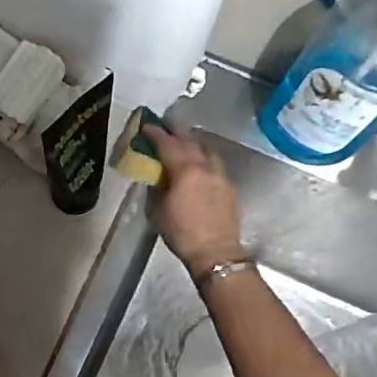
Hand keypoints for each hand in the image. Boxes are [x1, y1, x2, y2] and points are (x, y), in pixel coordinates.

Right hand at [145, 124, 243, 278]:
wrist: (216, 253)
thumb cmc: (182, 234)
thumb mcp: (157, 212)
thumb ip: (156, 189)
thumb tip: (156, 178)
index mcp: (185, 170)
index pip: (167, 144)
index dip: (155, 133)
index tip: (147, 126)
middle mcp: (205, 166)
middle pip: (190, 140)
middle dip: (177, 130)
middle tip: (166, 123)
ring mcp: (220, 175)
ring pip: (207, 149)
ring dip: (194, 141)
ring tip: (185, 140)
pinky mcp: (228, 186)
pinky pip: (214, 163)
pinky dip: (204, 156)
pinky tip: (199, 163)